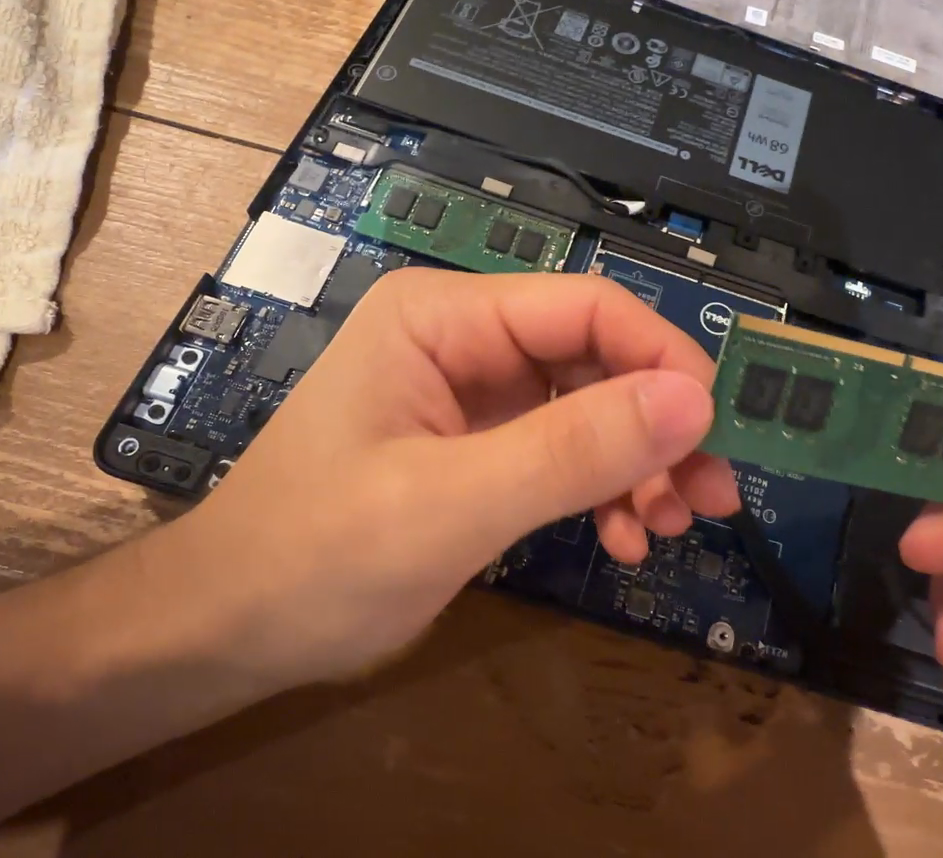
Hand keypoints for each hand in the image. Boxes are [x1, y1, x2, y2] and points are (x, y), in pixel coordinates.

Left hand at [156, 269, 739, 688]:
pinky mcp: (483, 448)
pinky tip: (624, 539)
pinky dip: (605, 492)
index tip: (718, 429)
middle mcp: (467, 340)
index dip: (662, 358)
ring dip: (640, 466)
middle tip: (712, 495)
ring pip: (594, 409)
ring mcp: (477, 396)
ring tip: (670, 526)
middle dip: (657, 427)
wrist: (225, 634)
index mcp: (445, 316)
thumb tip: (696, 403)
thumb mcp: (451, 505)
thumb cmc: (314, 559)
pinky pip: (568, 453)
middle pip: (599, 360)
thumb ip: (573, 450)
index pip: (587, 308)